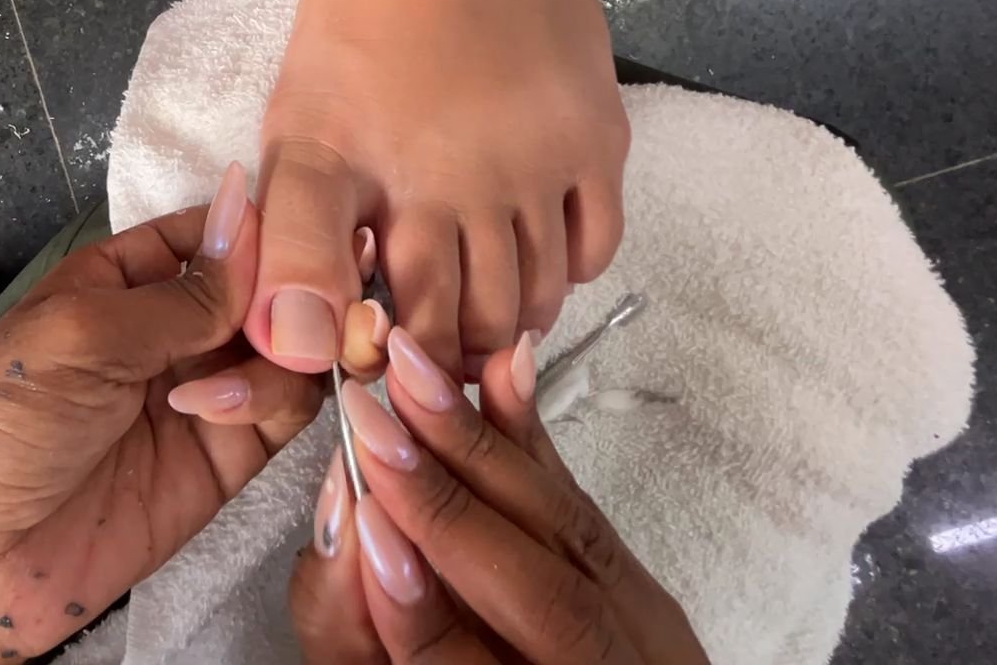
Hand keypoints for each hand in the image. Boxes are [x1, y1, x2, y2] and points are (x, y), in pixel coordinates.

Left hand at [0, 164, 324, 664]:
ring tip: (237, 381)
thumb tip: (247, 210)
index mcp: (122, 279)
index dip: (255, 226)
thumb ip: (180, 294)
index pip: (206, 234)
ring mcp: (199, 390)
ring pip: (279, 346)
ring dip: (278, 349)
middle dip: (285, 288)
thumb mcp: (82, 337)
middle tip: (319, 297)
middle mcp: (168, 327)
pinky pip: (280, 411)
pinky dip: (283, 398)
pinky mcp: (222, 456)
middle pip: (254, 289)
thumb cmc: (1, 421)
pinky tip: (239, 410)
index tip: (307, 225)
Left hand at [248, 0, 628, 380]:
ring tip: (470, 319)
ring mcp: (548, 166)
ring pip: (538, 292)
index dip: (387, 361)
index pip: (400, 325)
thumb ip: (296, 235)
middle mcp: (477, 192)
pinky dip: (565, 273)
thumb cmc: (354, 8)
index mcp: (386, 190)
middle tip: (421, 354)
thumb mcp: (296, 121)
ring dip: (502, 319)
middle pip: (476, 320)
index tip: (375, 366)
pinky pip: (597, 243)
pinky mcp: (601, 134)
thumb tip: (299, 347)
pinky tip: (532, 265)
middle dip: (443, 351)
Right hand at [289, 327, 708, 663]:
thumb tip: (357, 521)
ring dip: (477, 442)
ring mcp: (639, 620)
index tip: (365, 518)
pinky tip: (509, 361)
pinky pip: (574, 490)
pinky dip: (529, 425)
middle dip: (443, 497)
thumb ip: (364, 620)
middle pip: (545, 595)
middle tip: (370, 416)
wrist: (529, 657)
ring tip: (413, 370)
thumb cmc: (444, 657)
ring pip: (567, 527)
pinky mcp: (619, 564)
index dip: (415, 602)